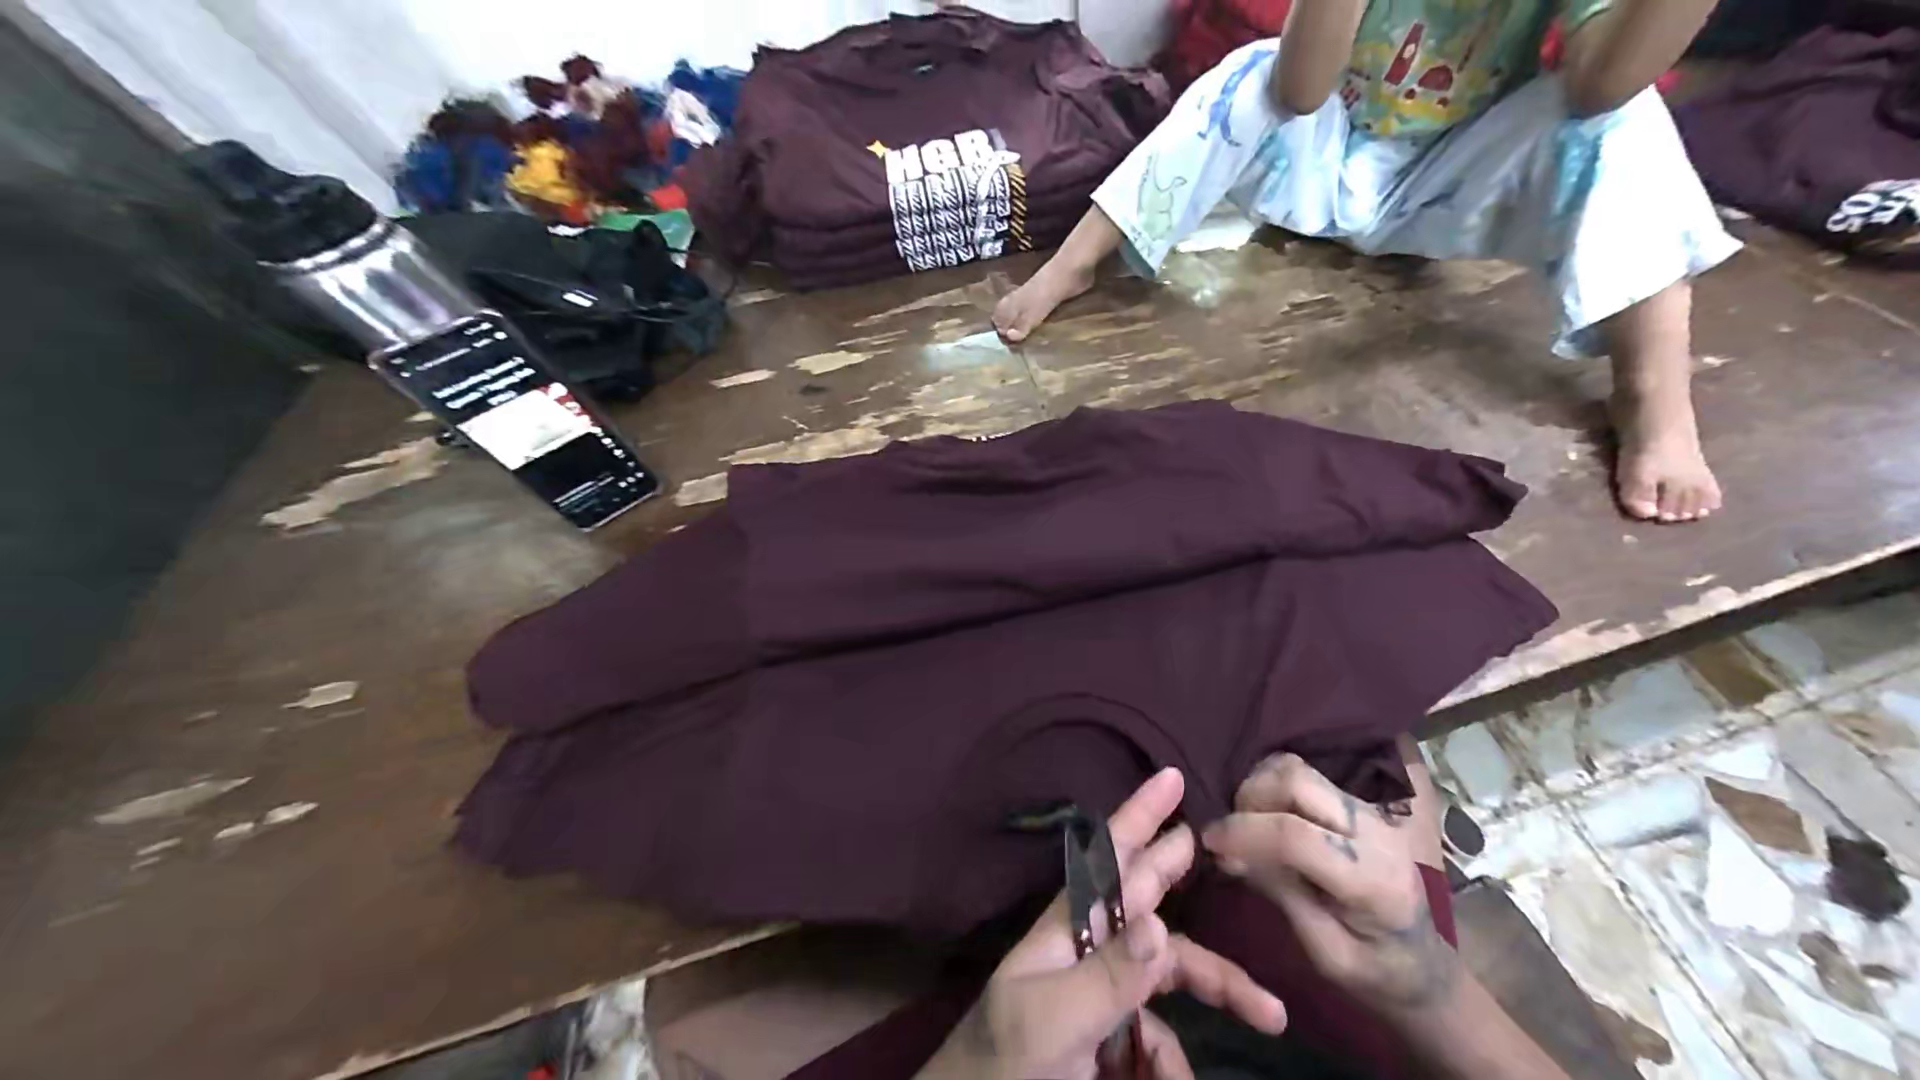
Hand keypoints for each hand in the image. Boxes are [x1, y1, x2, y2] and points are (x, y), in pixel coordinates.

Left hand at [920, 768, 1286, 1079]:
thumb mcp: (1056, 1015)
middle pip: (1150, 899)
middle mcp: (1093, 944)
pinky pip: (1161, 1031)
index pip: (1112, 857)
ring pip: (1172, 972)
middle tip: (1216, 847)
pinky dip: (1172, 1058)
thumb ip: (1110, 973)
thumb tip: (1162, 921)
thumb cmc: (1009, 1058)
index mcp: (1073, 924)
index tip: (1171, 777)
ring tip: (1271, 1016)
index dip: (1140, 813)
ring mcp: (1105, 987)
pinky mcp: (1114, 1030)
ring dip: (1219, 990)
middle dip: (1181, 874)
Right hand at [1202, 754, 1459, 1018]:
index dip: (1242, 831)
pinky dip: (1270, 782)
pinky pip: (1303, 773)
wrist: (1425, 965)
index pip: (1294, 835)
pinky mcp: (1357, 802)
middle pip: (1295, 780)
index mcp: (1371, 881)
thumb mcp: (1325, 952)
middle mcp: (1373, 832)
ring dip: (1257, 785)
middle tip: (1229, 828)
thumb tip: (1228, 853)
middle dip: (1248, 797)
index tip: (1209, 841)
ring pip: (1296, 768)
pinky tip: (1263, 813)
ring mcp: (1368, 810)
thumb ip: (1281, 893)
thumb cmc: (1374, 972)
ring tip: (1245, 820)